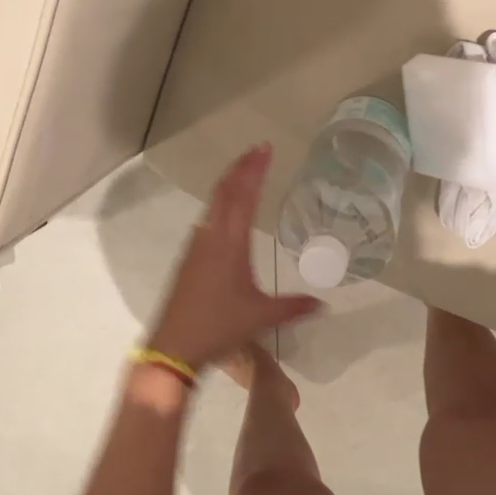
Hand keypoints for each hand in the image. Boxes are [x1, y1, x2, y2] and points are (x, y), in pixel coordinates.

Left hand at [145, 147, 320, 369]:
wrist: (173, 346)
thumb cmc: (218, 327)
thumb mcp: (261, 317)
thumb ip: (292, 307)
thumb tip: (322, 304)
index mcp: (230, 243)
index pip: (243, 196)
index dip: (254, 170)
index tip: (264, 148)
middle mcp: (211, 236)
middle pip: (225, 191)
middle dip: (242, 168)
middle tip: (258, 149)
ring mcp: (196, 245)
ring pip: (213, 203)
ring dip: (229, 183)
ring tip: (244, 172)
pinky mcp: (189, 257)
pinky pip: (207, 217)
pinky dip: (220, 202)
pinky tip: (225, 210)